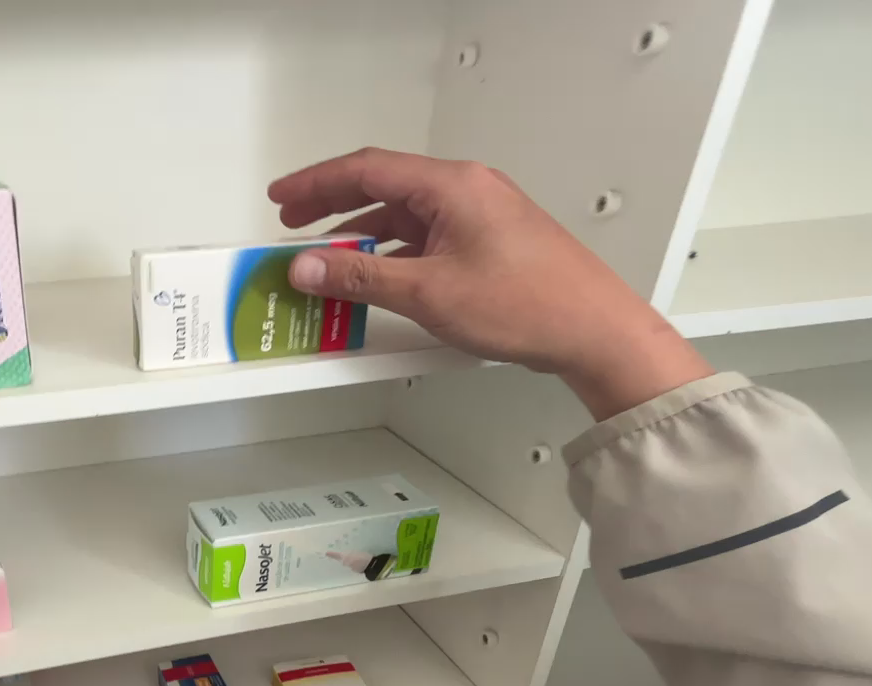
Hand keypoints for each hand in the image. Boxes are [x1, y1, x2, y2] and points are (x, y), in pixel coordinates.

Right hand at [268, 148, 712, 419]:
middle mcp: (463, 191)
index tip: (281, 198)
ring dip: (357, 232)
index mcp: (450, 186)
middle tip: (292, 222)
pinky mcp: (482, 243)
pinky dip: (387, 252)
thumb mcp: (427, 291)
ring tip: (321, 254)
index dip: (315, 182)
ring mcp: (475, 217)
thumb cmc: (525, 303)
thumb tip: (307, 266)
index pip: (366, 170)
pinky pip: (421, 238)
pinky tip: (370, 273)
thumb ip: (360, 276)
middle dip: (330, 204)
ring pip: (400, 215)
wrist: (591, 329)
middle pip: (381, 187)